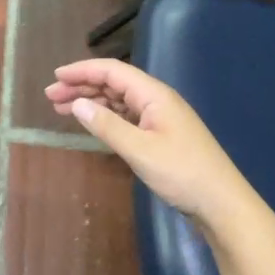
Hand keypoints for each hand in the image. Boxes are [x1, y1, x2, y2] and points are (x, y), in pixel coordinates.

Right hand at [45, 59, 256, 225]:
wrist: (222, 204)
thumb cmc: (182, 173)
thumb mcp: (140, 150)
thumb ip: (107, 125)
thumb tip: (77, 103)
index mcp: (153, 93)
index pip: (112, 71)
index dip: (82, 70)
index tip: (56, 76)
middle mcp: (156, 99)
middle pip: (113, 83)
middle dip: (82, 86)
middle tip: (51, 96)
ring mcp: (160, 117)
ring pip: (119, 99)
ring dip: (92, 101)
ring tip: (63, 108)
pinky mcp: (162, 135)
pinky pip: (127, 115)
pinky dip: (106, 116)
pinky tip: (93, 122)